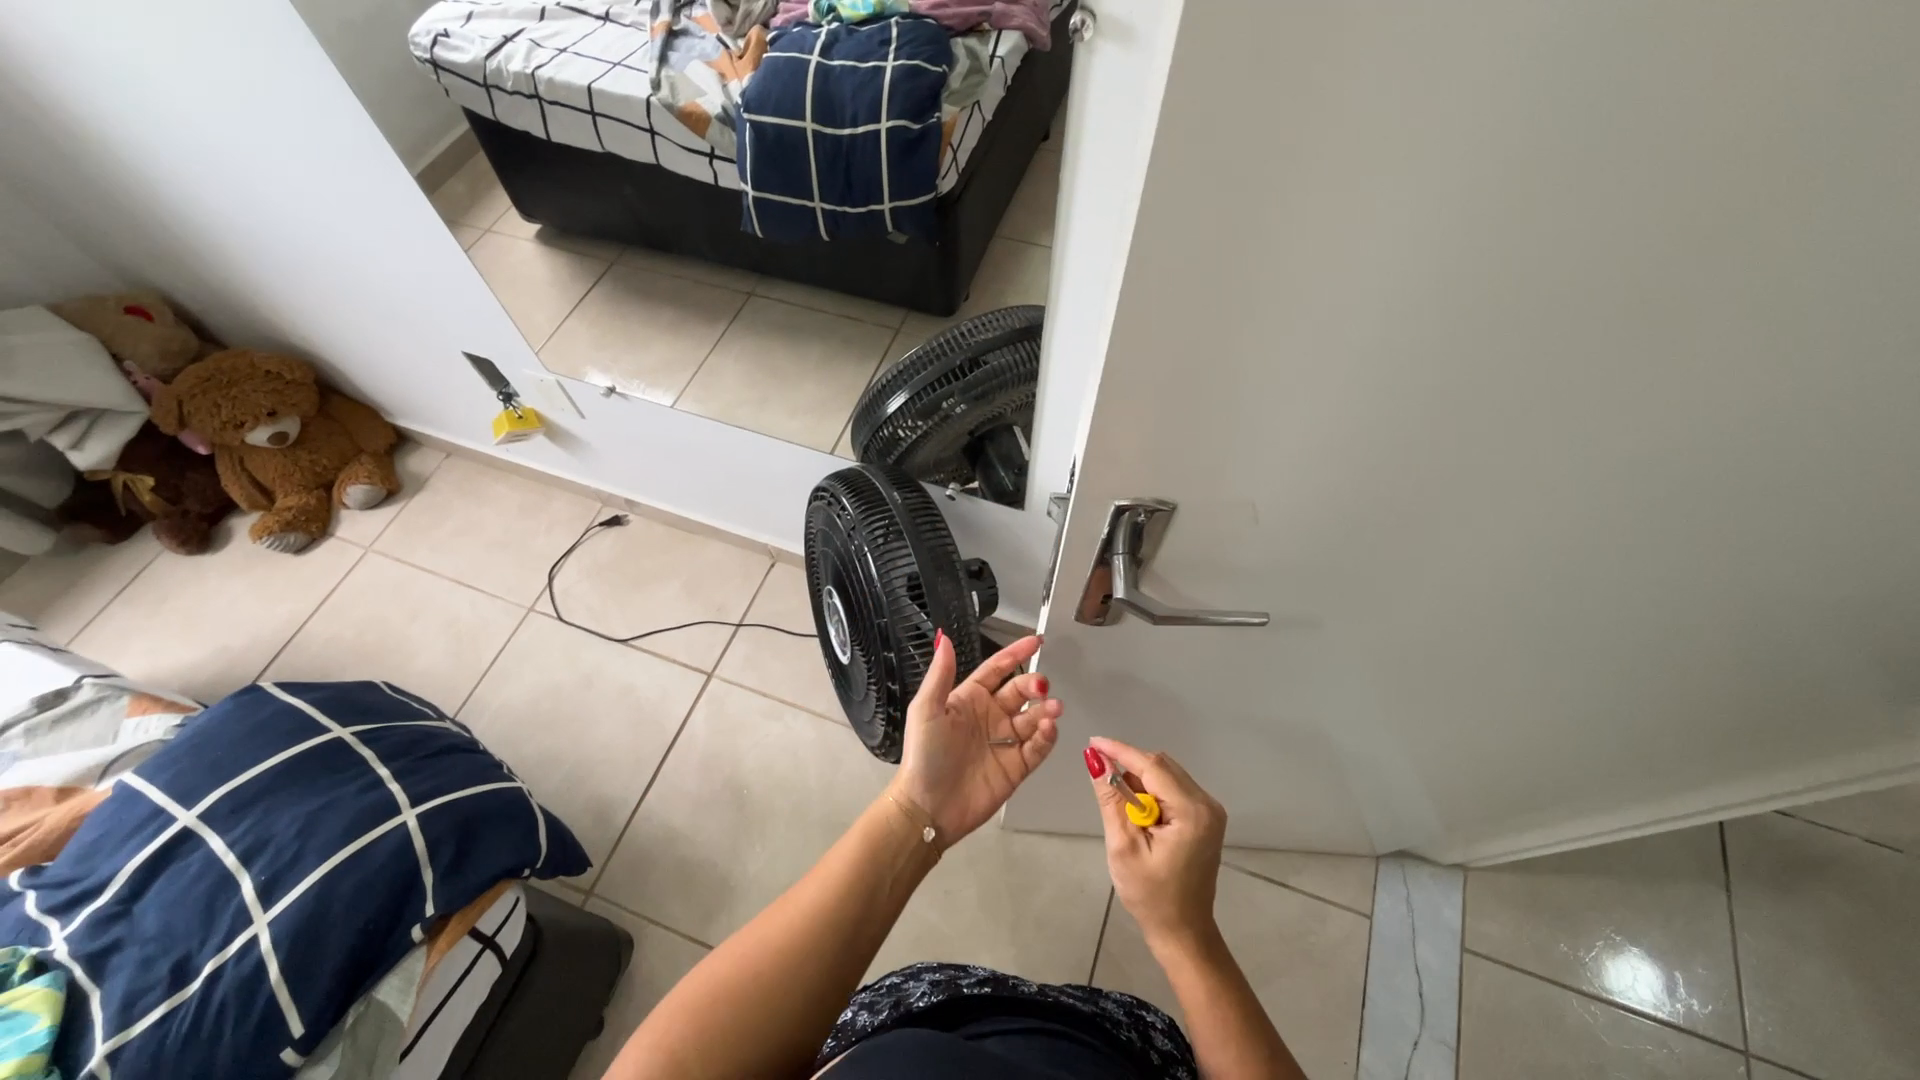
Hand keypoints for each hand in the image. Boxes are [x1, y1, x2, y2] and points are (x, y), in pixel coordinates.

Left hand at [887, 632, 1061, 842]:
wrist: (928, 807)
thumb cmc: (924, 755)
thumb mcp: (926, 709)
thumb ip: (940, 674)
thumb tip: (944, 637)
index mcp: (968, 699)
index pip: (997, 669)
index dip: (1015, 654)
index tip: (1035, 641)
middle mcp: (989, 717)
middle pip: (1020, 692)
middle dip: (1034, 684)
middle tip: (1042, 686)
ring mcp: (1004, 743)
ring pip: (1033, 718)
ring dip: (1046, 710)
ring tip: (1053, 708)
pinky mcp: (1016, 767)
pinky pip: (1037, 747)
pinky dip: (1046, 737)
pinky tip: (1048, 730)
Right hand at [1087, 736, 1227, 954]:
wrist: (1182, 930)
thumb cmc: (1150, 895)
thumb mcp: (1124, 846)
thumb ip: (1110, 798)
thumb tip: (1095, 760)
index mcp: (1192, 812)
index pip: (1152, 766)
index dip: (1120, 751)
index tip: (1091, 743)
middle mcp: (1207, 804)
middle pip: (1162, 766)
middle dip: (1129, 768)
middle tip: (1102, 781)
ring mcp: (1210, 811)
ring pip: (1167, 775)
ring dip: (1140, 781)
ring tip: (1122, 808)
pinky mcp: (1205, 818)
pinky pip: (1174, 789)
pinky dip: (1152, 792)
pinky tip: (1139, 813)